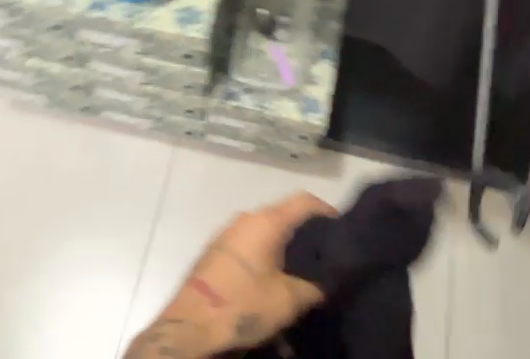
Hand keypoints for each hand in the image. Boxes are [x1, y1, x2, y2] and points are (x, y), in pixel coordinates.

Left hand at [125, 192, 337, 358]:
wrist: (188, 328)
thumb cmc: (241, 305)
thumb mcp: (288, 300)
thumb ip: (314, 286)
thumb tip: (327, 280)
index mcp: (265, 221)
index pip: (304, 201)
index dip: (326, 211)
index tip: (340, 229)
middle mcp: (245, 218)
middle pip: (283, 216)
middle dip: (304, 235)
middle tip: (321, 258)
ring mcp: (226, 234)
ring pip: (264, 233)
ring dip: (282, 249)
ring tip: (297, 274)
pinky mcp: (214, 253)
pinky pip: (248, 246)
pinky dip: (263, 257)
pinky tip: (270, 282)